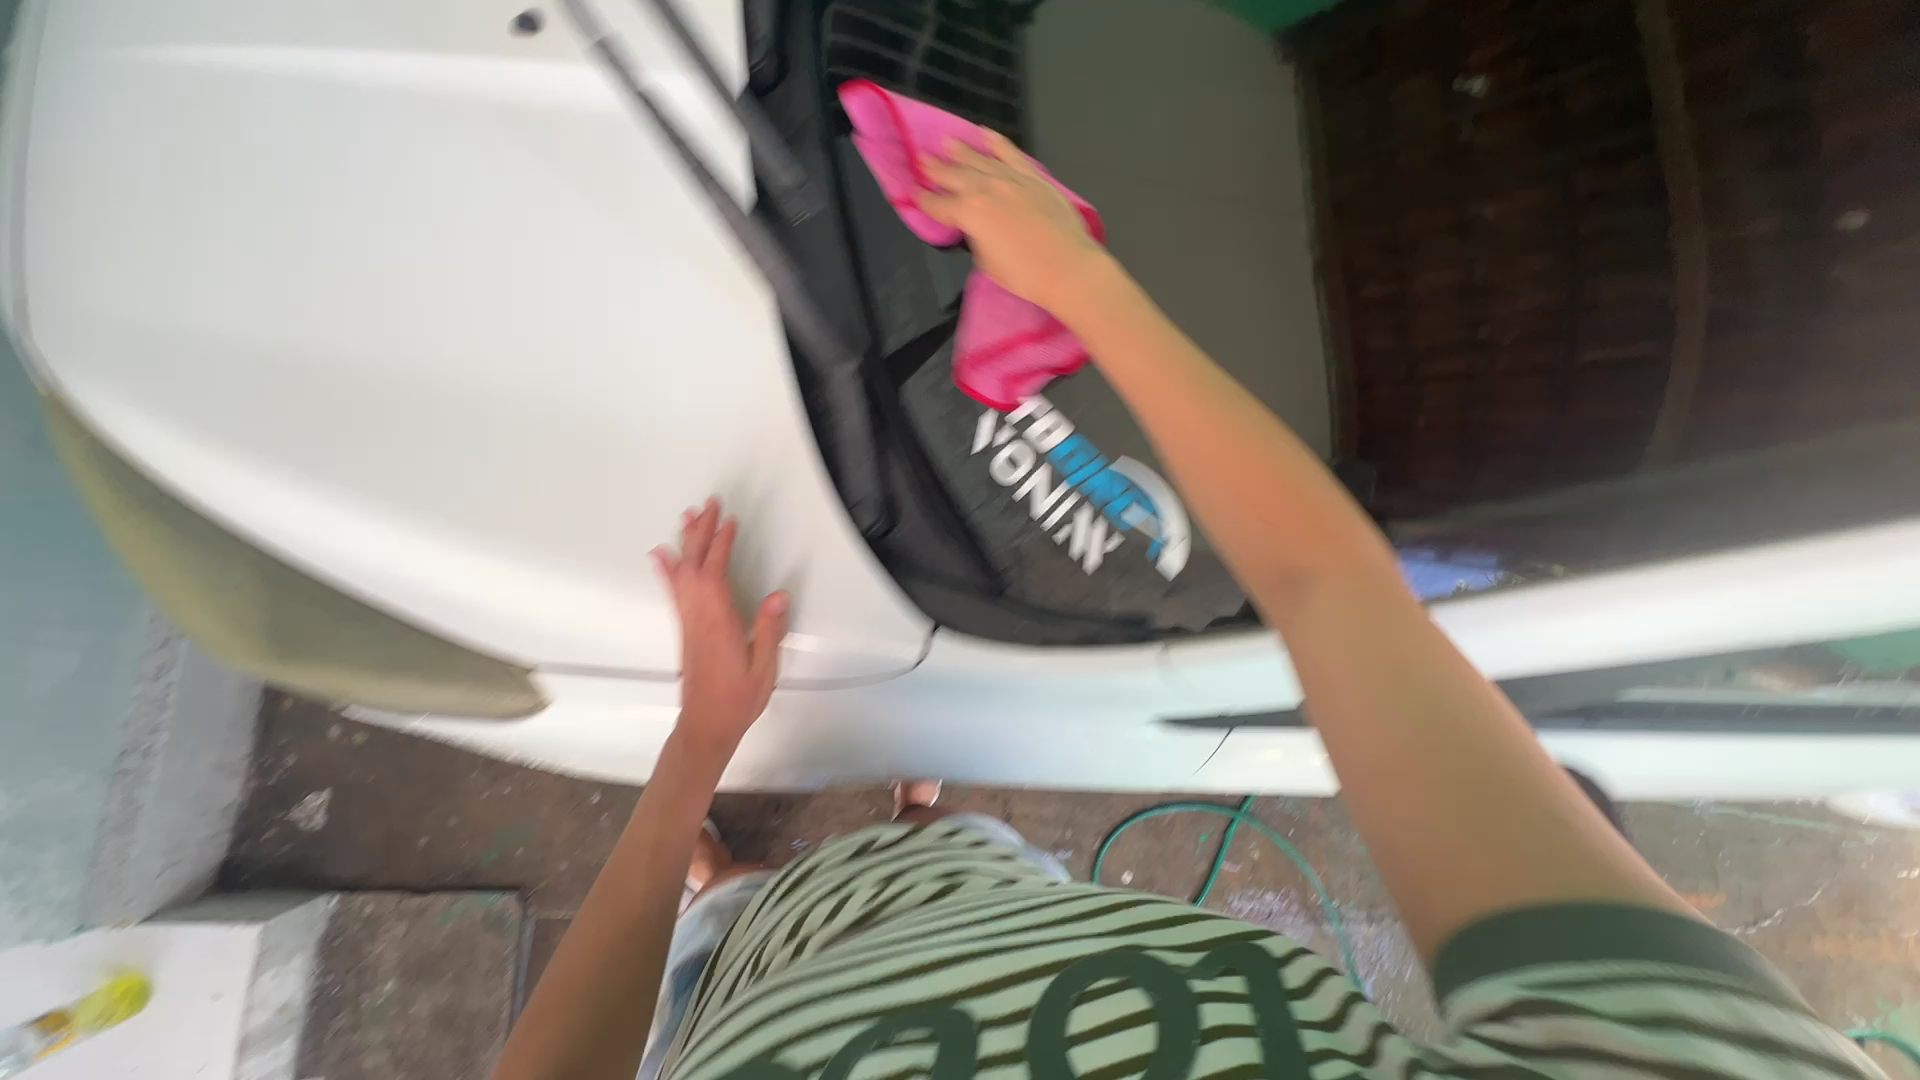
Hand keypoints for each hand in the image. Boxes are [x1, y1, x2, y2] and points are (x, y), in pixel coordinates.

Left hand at [651, 499, 789, 750]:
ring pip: (682, 574)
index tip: (729, 521)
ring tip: (688, 517)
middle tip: (709, 505)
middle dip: (702, 533)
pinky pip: (674, 592)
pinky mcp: (686, 629)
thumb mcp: (764, 669)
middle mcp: (699, 617)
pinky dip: (668, 570)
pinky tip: (662, 557)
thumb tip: (778, 596)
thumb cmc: (737, 700)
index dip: (721, 545)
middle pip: (695, 566)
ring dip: (686, 543)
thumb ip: (769, 631)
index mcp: (719, 623)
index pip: (716, 574)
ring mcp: (689, 622)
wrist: (705, 726)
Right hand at [913, 132, 1107, 312]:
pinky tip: (985, 134)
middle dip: (935, 169)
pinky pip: (1011, 153)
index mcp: (969, 213)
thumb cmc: (1023, 275)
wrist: (1066, 266)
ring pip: (980, 159)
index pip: (939, 206)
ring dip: (960, 151)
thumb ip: (976, 240)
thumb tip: (976, 230)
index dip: (924, 201)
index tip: (913, 194)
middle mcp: (986, 188)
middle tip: (922, 160)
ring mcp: (1011, 178)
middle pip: (955, 176)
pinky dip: (996, 142)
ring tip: (946, 143)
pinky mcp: (1033, 177)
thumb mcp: (986, 262)